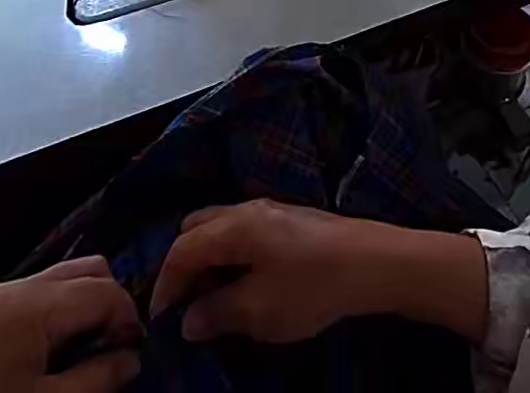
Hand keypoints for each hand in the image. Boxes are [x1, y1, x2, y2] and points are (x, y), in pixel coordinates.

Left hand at [0, 256, 141, 392]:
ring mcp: (1, 294)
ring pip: (65, 275)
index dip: (129, 318)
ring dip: (87, 303)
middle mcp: (22, 286)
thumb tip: (131, 359)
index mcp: (37, 305)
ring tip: (90, 352)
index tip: (136, 354)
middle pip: (88, 268)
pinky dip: (61, 309)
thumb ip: (96, 380)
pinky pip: (40, 291)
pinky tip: (57, 351)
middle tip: (115, 348)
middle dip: (111, 301)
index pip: (105, 290)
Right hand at [149, 199, 484, 344]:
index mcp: (231, 227)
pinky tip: (245, 282)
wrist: (370, 261)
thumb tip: (189, 320)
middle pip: (196, 227)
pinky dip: (230, 254)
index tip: (159, 317)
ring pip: (220, 227)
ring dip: (208, 258)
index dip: (165, 282)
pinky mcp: (286, 219)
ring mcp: (267, 210)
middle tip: (185, 302)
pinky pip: (242, 231)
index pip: (182, 248)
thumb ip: (218, 312)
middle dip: (184, 263)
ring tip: (214, 298)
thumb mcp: (260, 310)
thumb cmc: (310, 285)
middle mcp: (243, 209)